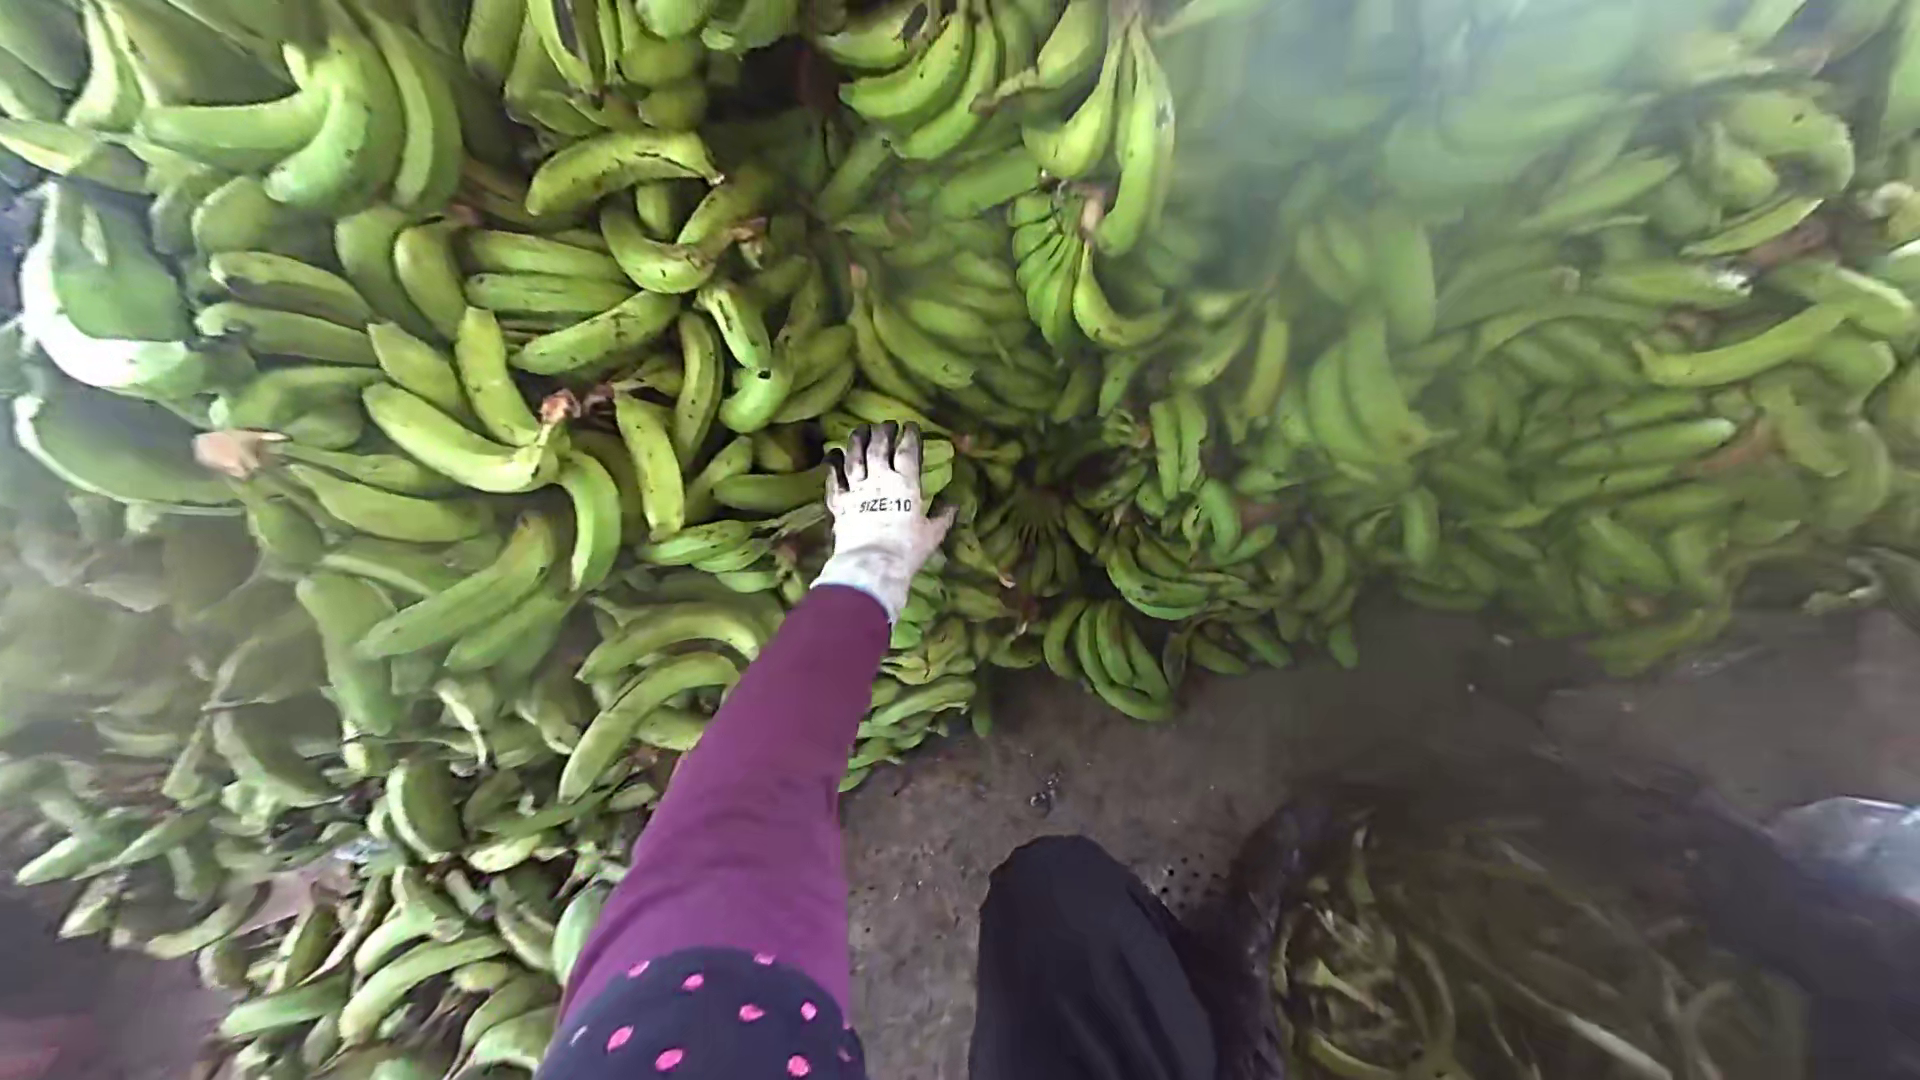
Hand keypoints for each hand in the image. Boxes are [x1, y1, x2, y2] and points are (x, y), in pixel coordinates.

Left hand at [813, 422, 955, 621]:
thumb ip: (943, 516)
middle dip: (882, 432)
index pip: (907, 451)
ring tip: (860, 429)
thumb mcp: (932, 534)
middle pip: (878, 447)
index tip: (910, 426)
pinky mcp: (838, 503)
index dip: (909, 436)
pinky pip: (833, 478)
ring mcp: (856, 489)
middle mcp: (879, 479)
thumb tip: (954, 504)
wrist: (872, 564)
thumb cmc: (907, 549)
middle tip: (885, 424)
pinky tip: (832, 455)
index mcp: (905, 483)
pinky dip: (832, 465)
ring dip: (857, 440)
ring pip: (854, 457)